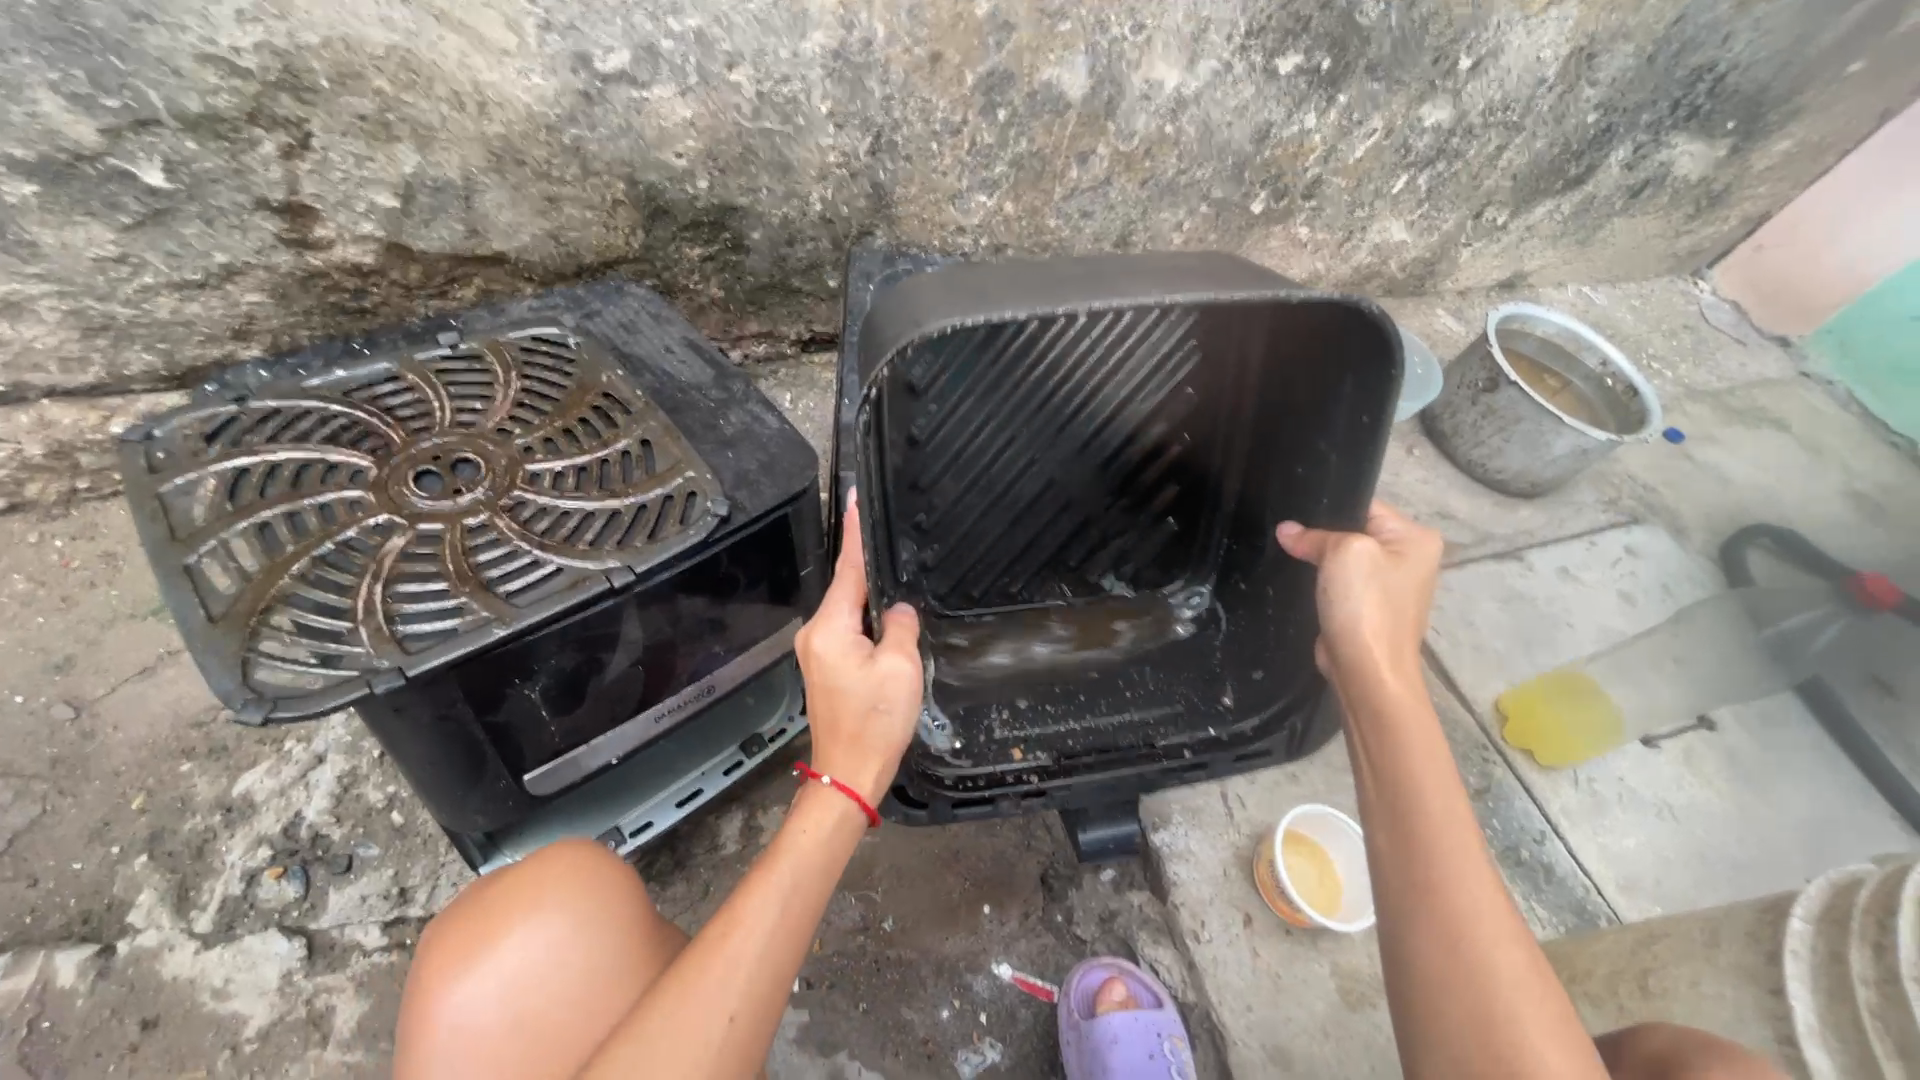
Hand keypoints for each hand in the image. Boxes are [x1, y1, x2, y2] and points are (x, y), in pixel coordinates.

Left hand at [793, 494, 923, 805]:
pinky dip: (868, 622)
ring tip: (899, 582)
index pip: (847, 569)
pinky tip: (888, 621)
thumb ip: (901, 625)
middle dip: (869, 567)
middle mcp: (815, 633)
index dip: (854, 533)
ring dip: (872, 600)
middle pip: (847, 588)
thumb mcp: (900, 667)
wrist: (850, 772)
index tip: (855, 499)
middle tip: (892, 538)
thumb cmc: (875, 722)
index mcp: (830, 627)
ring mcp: (816, 651)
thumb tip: (899, 609)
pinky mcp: (824, 666)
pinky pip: (848, 630)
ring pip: (849, 611)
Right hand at [1275, 500, 1442, 698]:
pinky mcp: (1368, 607)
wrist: (1367, 669)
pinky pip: (1340, 582)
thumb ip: (1313, 535)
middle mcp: (1409, 558)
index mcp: (1417, 538)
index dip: (1329, 506)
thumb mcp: (1342, 552)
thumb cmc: (1365, 604)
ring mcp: (1389, 585)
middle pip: (1354, 530)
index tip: (1294, 510)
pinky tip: (1298, 578)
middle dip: (1321, 533)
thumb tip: (1286, 530)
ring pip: (1343, 558)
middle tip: (1285, 532)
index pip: (1365, 505)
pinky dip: (1321, 581)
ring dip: (1319, 559)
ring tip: (1288, 551)